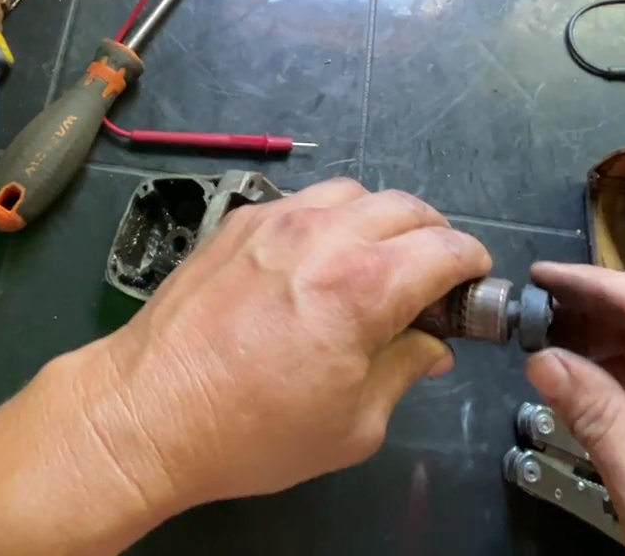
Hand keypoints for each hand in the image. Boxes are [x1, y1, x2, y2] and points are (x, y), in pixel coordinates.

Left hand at [76, 178, 490, 511]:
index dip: (471, 262)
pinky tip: (316, 256)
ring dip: (380, 219)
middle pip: (405, 206)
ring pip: (353, 193)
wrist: (152, 407)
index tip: (473, 281)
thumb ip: (404, 370)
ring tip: (374, 257)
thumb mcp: (353, 424)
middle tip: (431, 274)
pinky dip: (329, 218)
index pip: (444, 247)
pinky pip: (303, 201)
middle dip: (432, 234)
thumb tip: (432, 346)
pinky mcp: (242, 219)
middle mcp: (324, 234)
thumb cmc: (256, 430)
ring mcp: (278, 218)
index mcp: (362, 285)